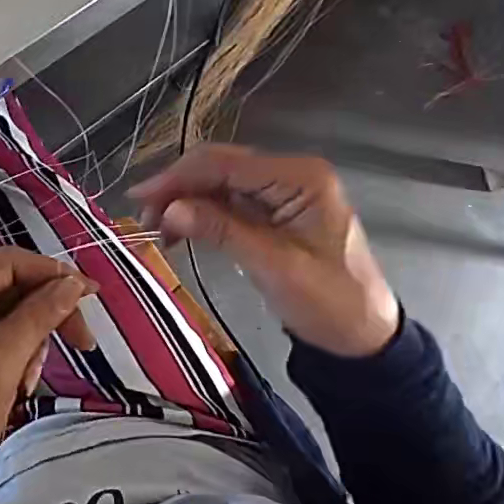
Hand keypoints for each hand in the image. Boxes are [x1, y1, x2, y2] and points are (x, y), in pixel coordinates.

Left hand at [0, 246, 97, 503]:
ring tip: (25, 381)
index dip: (54, 274)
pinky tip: (15, 386)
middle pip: (10, 285)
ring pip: (6, 312)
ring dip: (29, 342)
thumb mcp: (5, 358)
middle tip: (82, 345)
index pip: (10, 261)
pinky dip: (13, 354)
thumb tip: (72, 282)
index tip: (94, 296)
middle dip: (44, 315)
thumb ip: (40, 313)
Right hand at [130, 144, 398, 358]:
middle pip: (215, 167)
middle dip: (176, 189)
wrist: (362, 339)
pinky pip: (220, 199)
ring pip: (212, 182)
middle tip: (144, 216)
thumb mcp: (275, 266)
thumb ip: (221, 230)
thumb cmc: (331, 302)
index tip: (140, 197)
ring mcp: (277, 190)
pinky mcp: (267, 208)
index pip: (224, 164)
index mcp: (300, 177)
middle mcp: (287, 173)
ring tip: (156, 228)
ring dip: (181, 201)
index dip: (177, 178)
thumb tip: (170, 210)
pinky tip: (176, 232)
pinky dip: (194, 213)